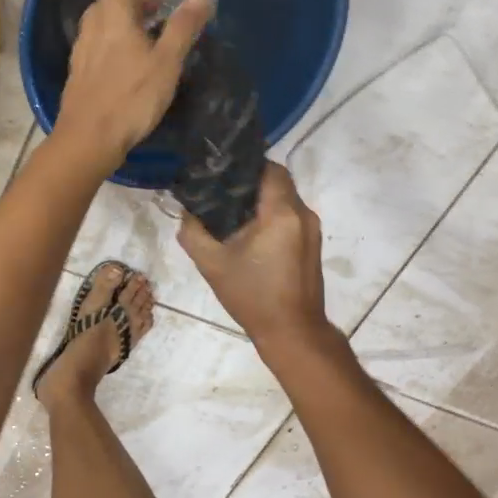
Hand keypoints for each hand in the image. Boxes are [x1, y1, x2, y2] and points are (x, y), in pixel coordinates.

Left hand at [52, 0, 212, 171]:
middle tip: (149, 25)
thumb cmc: (132, 98)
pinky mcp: (73, 81)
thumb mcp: (167, 62)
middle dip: (125, 9)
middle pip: (103, 7)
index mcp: (113, 20)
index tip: (159, 8)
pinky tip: (118, 74)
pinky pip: (89, 55)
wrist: (87, 139)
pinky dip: (103, 54)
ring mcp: (78, 58)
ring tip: (137, 49)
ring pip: (94, 32)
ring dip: (113, 32)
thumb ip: (183, 27)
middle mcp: (90, 33)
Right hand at [177, 163, 331, 349]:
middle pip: (277, 183)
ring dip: (259, 202)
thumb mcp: (211, 264)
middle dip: (249, 185)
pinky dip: (269, 217)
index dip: (245, 167)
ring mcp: (311, 230)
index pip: (269, 169)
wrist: (291, 330)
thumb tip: (187, 213)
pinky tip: (247, 235)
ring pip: (283, 200)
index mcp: (281, 213)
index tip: (220, 175)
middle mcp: (303, 214)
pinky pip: (289, 217)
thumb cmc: (251, 295)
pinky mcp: (311, 244)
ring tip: (229, 215)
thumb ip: (193, 233)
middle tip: (218, 195)